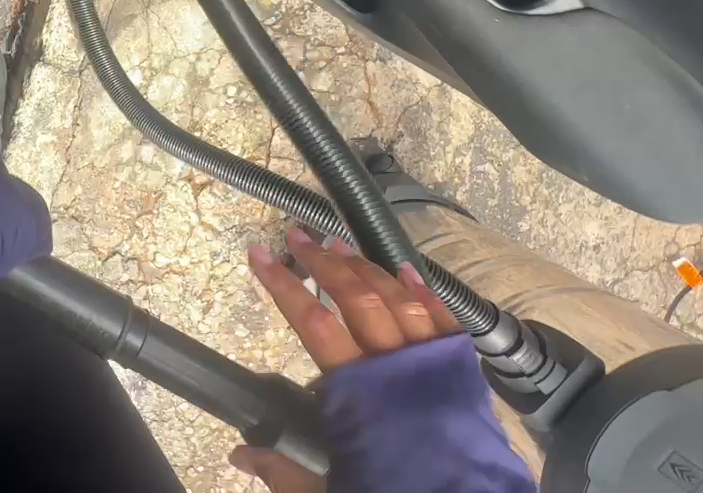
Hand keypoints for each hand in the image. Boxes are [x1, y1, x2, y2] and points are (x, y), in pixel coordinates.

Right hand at [230, 228, 460, 492]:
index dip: (283, 285)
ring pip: (396, 300)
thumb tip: (238, 455)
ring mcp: (434, 367)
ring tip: (337, 244)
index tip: (258, 254)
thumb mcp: (335, 489)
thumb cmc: (397, 492)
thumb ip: (287, 470)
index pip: (313, 323)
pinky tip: (404, 270)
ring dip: (364, 267)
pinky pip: (442, 322)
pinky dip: (422, 291)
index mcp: (360, 393)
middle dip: (322, 262)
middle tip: (296, 235)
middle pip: (356, 299)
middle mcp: (397, 369)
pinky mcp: (463, 375)